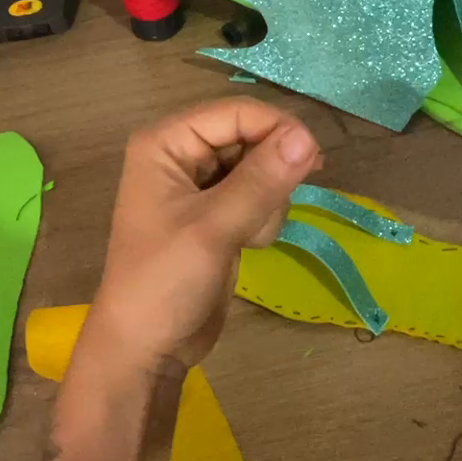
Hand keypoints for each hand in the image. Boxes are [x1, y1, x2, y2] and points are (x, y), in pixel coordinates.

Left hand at [85, 98, 322, 372]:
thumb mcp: (213, 229)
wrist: (146, 348)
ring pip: (261, 167)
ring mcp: (200, 184)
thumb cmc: (165, 282)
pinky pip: (258, 194)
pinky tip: (249, 245)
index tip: (314, 161)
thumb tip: (307, 138)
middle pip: (250, 136)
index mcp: (165, 142)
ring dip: (269, 200)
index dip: (277, 129)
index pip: (235, 112)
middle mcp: (181, 154)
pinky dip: (263, 216)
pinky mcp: (217, 212)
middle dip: (270, 173)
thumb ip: (261, 182)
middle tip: (273, 210)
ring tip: (249, 236)